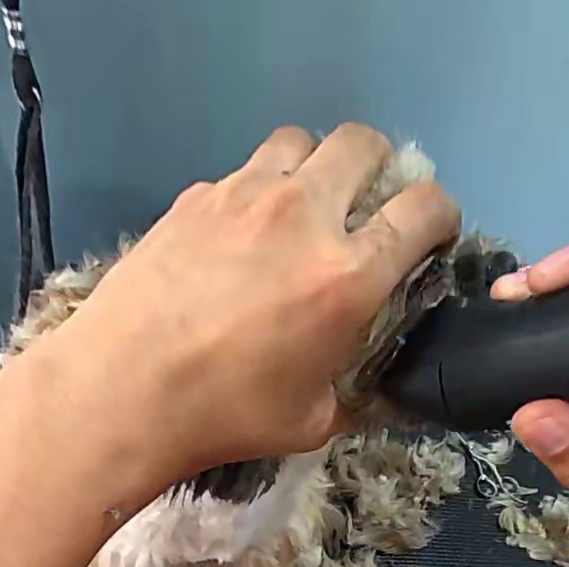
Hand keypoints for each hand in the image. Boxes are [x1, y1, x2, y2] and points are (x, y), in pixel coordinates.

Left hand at [28, 124, 459, 479]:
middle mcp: (305, 217)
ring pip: (302, 141)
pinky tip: (243, 235)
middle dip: (381, 170)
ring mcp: (245, 195)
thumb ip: (358, 398)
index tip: (433, 235)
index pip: (423, 210)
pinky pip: (245, 171)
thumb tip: (381, 397)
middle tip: (368, 208)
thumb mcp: (312, 422)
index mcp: (348, 277)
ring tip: (305, 209)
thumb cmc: (228, 414)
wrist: (126, 389)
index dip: (442, 214)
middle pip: (364, 144)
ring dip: (317, 167)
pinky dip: (260, 190)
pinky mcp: (197, 195)